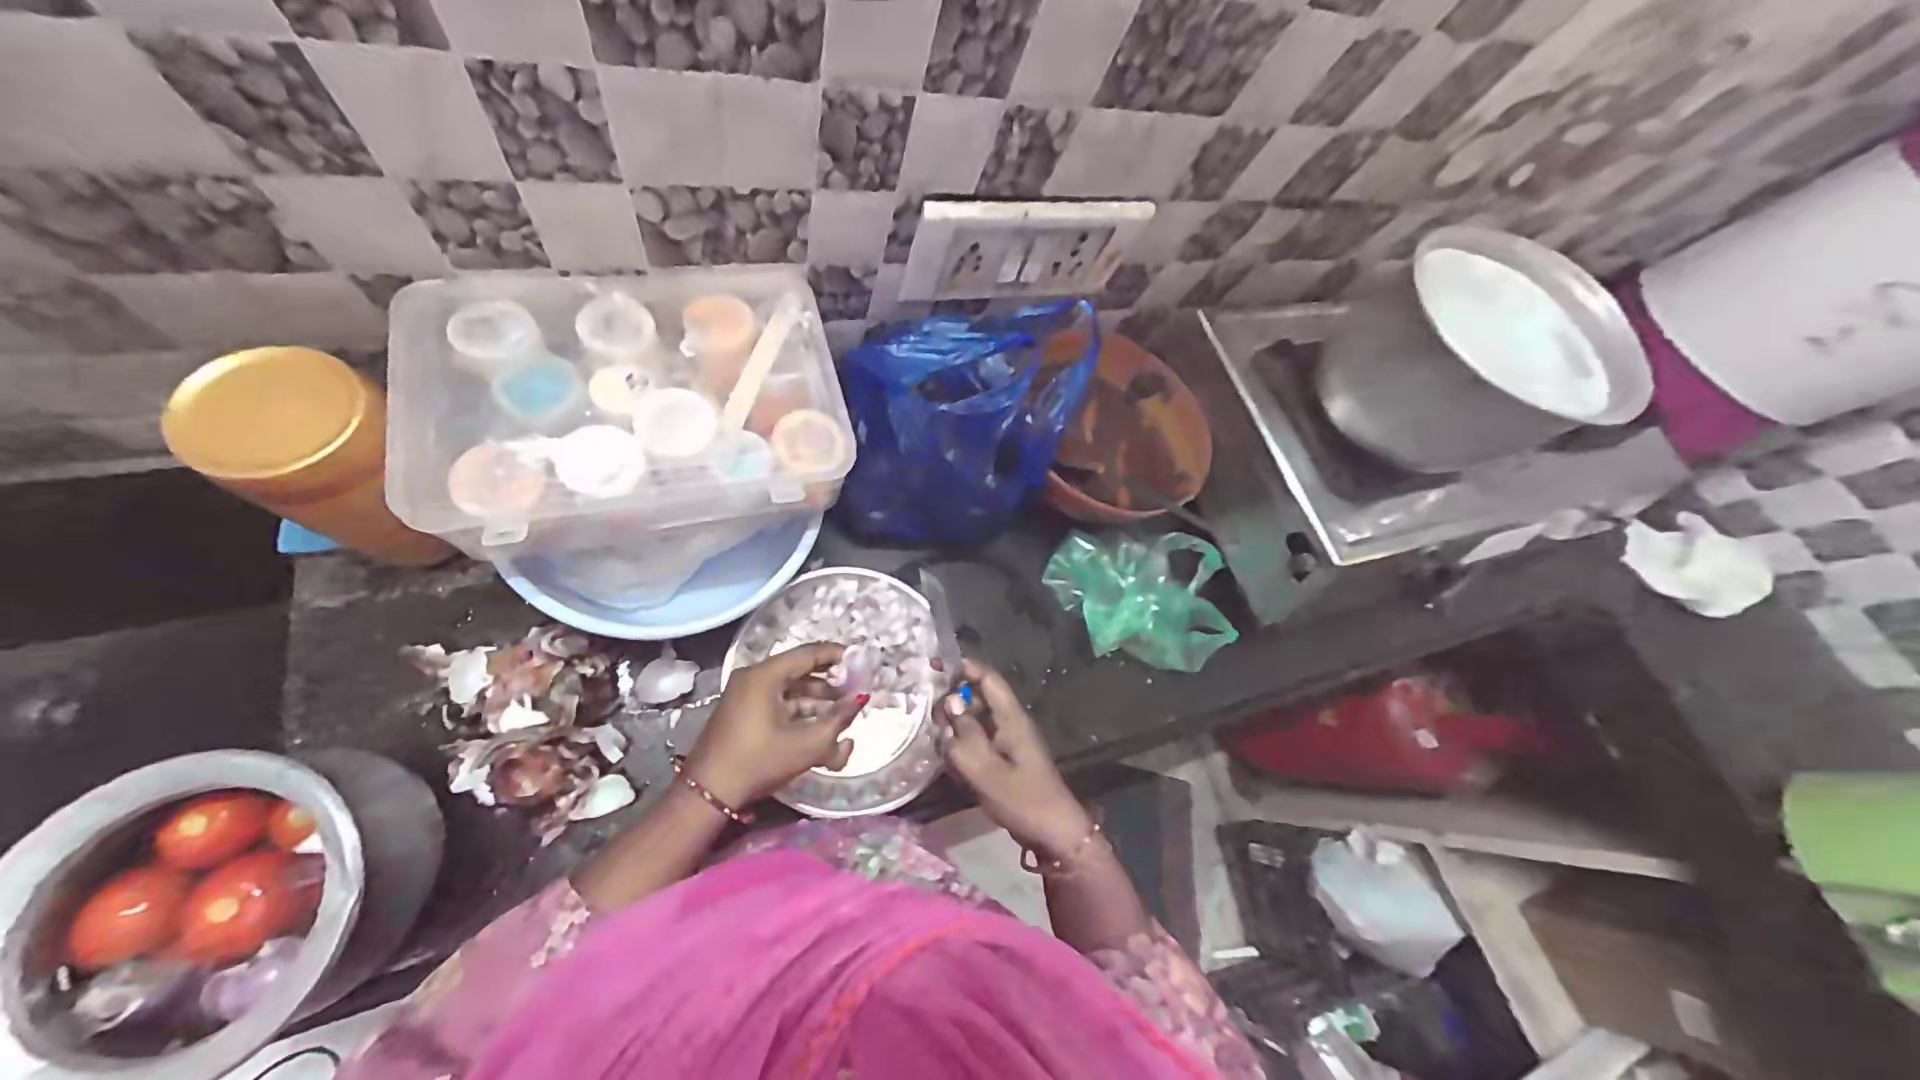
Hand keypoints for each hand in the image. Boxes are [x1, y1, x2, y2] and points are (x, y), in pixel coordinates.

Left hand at [688, 643, 867, 807]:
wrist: (709, 794)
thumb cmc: (759, 762)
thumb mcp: (807, 743)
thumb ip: (839, 719)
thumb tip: (861, 699)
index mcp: (765, 675)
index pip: (808, 653)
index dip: (837, 656)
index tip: (861, 663)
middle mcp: (754, 678)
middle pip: (801, 671)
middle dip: (830, 683)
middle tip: (855, 692)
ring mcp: (747, 696)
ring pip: (791, 690)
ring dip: (818, 702)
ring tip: (842, 717)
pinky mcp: (745, 713)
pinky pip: (779, 703)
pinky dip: (800, 712)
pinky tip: (820, 729)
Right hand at [941, 660, 1092, 858]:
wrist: (1054, 835)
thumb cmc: (1023, 799)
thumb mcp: (987, 769)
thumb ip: (964, 735)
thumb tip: (949, 703)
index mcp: (1011, 717)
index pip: (988, 678)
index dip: (964, 667)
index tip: (935, 664)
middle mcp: (1009, 723)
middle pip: (978, 698)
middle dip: (952, 698)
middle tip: (923, 704)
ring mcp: (1007, 742)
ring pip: (975, 721)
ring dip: (955, 724)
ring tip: (928, 728)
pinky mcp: (1003, 761)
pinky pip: (978, 742)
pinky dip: (962, 744)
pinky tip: (945, 754)